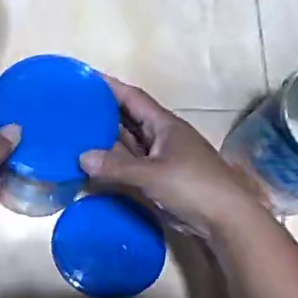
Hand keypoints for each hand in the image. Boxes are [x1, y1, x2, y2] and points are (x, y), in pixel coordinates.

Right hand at [80, 77, 270, 240]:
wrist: (225, 219)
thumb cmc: (193, 186)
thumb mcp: (152, 175)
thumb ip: (116, 166)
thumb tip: (82, 158)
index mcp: (164, 125)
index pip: (133, 98)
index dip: (111, 87)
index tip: (86, 78)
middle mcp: (161, 137)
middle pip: (129, 119)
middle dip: (104, 112)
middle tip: (73, 107)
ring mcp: (161, 159)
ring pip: (128, 143)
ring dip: (106, 139)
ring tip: (76, 132)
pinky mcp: (159, 180)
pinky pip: (130, 165)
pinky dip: (113, 163)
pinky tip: (94, 164)